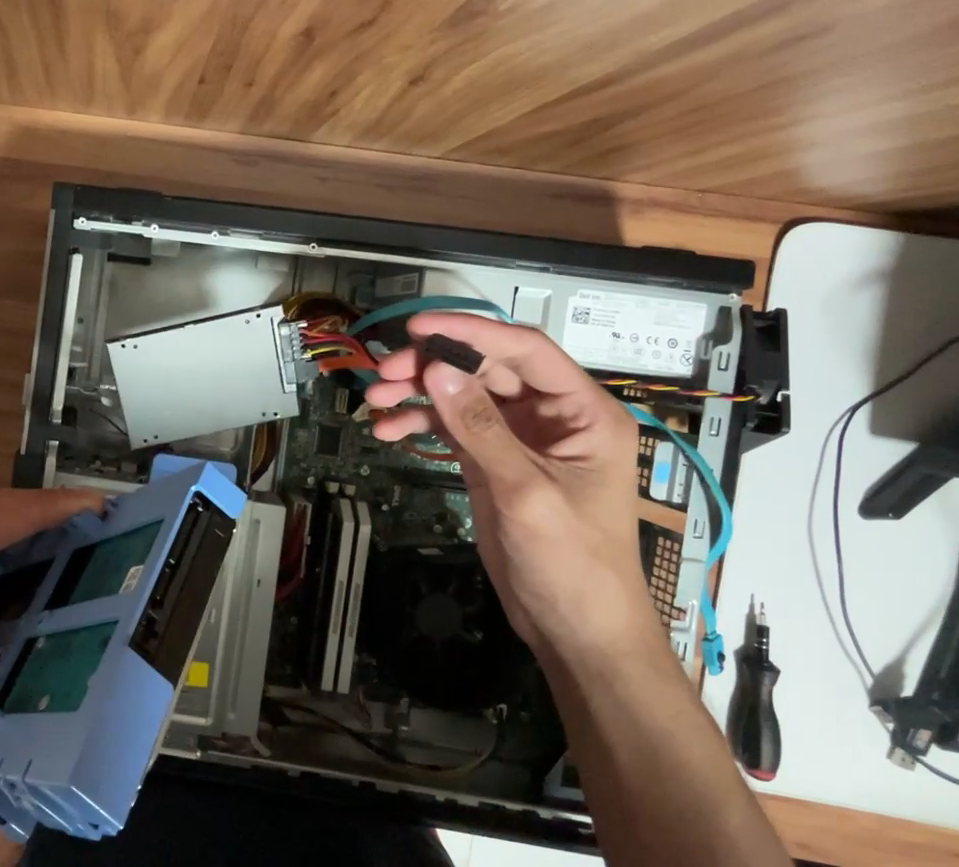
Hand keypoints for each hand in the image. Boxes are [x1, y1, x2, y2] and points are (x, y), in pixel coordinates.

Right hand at [364, 313, 659, 662]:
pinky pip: (452, 426)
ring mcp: (519, 438)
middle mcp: (552, 415)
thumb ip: (480, 427)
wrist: (576, 629)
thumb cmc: (572, 563)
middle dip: (433, 366)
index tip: (416, 328)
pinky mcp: (493, 460)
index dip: (470, 331)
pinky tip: (390, 430)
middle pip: (485, 368)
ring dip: (419, 393)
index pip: (525, 350)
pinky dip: (420, 423)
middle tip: (384, 373)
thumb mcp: (525, 491)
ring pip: (462, 394)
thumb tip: (435, 369)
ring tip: (376, 401)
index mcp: (583, 411)